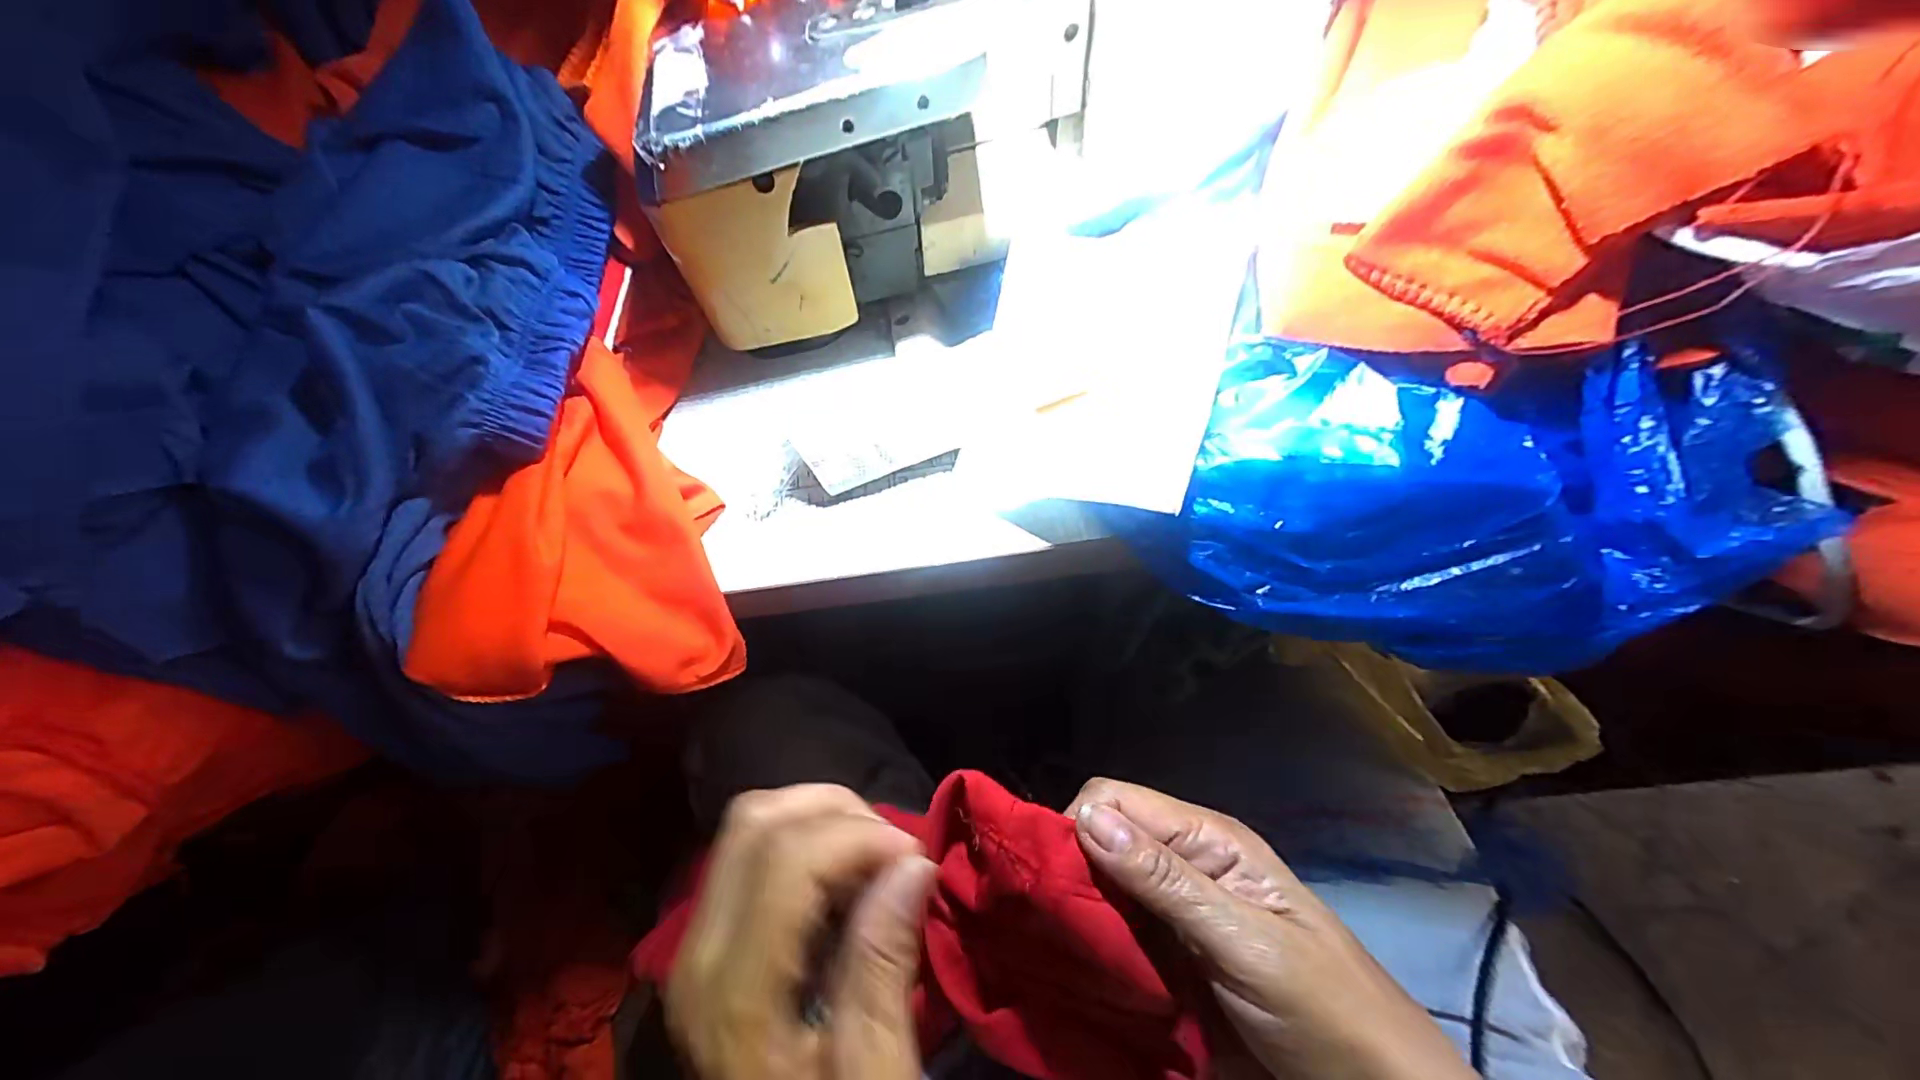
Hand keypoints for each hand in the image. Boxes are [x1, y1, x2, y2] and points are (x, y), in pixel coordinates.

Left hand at [667, 784, 937, 1079]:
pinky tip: (845, 874)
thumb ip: (885, 971)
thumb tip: (914, 865)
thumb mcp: (873, 1075)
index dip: (859, 836)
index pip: (785, 860)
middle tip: (897, 853)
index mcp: (735, 996)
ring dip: (823, 817)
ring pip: (751, 822)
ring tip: (875, 858)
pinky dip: (807, 836)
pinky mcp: (709, 936)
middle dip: (841, 813)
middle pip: (758, 821)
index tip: (918, 858)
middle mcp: (698, 953)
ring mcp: (695, 941)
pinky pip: (750, 847)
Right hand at [1069, 779, 1476, 1079]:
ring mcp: (1175, 913)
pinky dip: (1093, 946)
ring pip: (1103, 888)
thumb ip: (1165, 879)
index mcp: (1207, 839)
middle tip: (1043, 919)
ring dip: (1078, 911)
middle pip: (1104, 840)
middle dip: (1071, 870)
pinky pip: (1115, 935)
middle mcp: (1184, 864)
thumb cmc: (1324, 1009)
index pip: (1115, 800)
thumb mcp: (1246, 942)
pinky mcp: (1168, 959)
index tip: (1051, 878)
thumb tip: (1086, 815)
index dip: (1077, 826)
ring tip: (1050, 944)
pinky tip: (1076, 966)